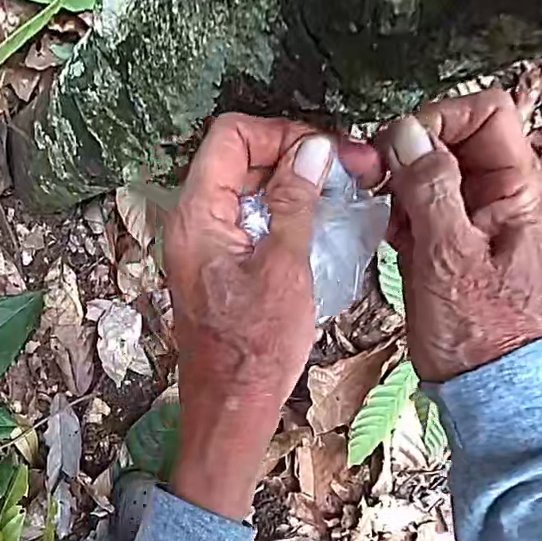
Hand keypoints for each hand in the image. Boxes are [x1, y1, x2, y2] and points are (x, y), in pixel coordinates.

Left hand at [160, 114, 372, 520]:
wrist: (232, 406)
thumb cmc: (255, 349)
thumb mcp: (284, 267)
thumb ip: (294, 201)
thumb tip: (312, 150)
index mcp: (198, 218)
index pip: (231, 137)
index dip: (281, 134)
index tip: (325, 151)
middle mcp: (191, 226)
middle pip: (240, 161)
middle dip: (295, 156)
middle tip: (350, 169)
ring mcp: (202, 249)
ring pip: (247, 192)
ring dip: (292, 186)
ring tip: (342, 194)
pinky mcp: (216, 269)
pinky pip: (247, 224)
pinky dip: (281, 215)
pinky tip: (317, 224)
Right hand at [374, 89, 541, 381]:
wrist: (475, 380)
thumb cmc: (473, 328)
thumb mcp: (448, 256)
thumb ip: (431, 190)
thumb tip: (407, 133)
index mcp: (517, 188)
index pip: (487, 112)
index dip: (441, 119)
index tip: (401, 148)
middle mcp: (498, 195)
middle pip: (453, 139)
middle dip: (412, 155)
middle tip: (382, 184)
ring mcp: (470, 218)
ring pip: (430, 172)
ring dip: (401, 187)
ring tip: (389, 221)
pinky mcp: (447, 241)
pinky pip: (419, 207)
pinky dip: (399, 214)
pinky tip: (392, 237)